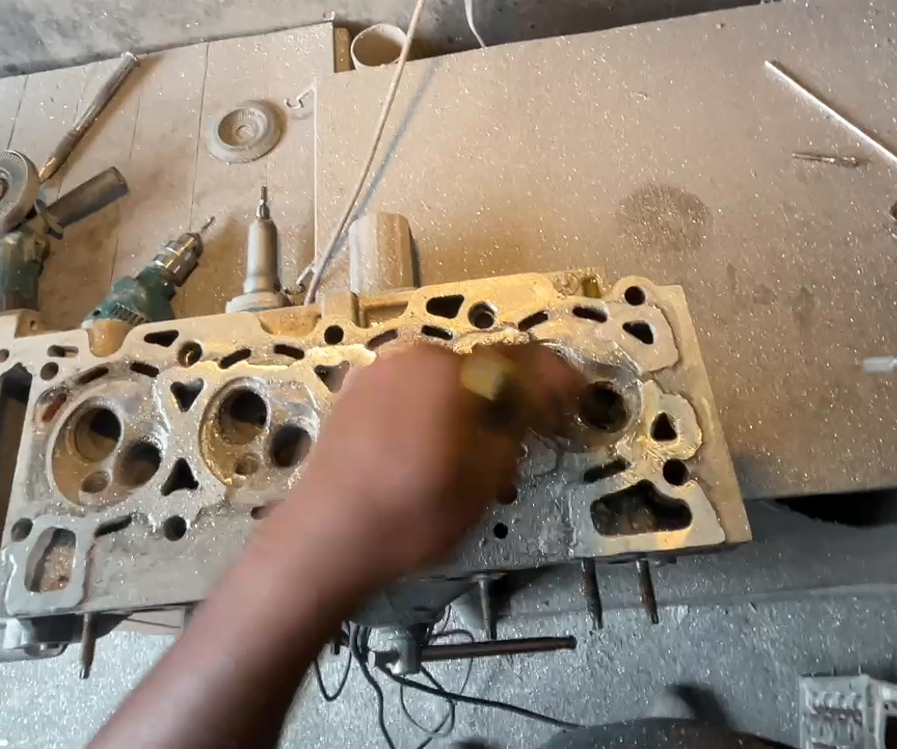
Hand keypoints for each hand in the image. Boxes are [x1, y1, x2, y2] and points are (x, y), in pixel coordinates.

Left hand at [268, 343, 582, 596]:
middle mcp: (409, 357)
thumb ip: (515, 427)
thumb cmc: (413, 509)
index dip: (550, 378)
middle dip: (499, 402)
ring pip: (436, 387)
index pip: (514, 362)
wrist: (323, 539)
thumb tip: (530, 402)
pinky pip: (403, 397)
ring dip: (460, 411)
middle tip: (515, 445)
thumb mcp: (484, 475)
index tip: (573, 391)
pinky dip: (425, 415)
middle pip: (473, 373)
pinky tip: (425, 456)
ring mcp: (373, 374)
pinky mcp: (349, 397)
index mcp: (447, 368)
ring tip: (468, 461)